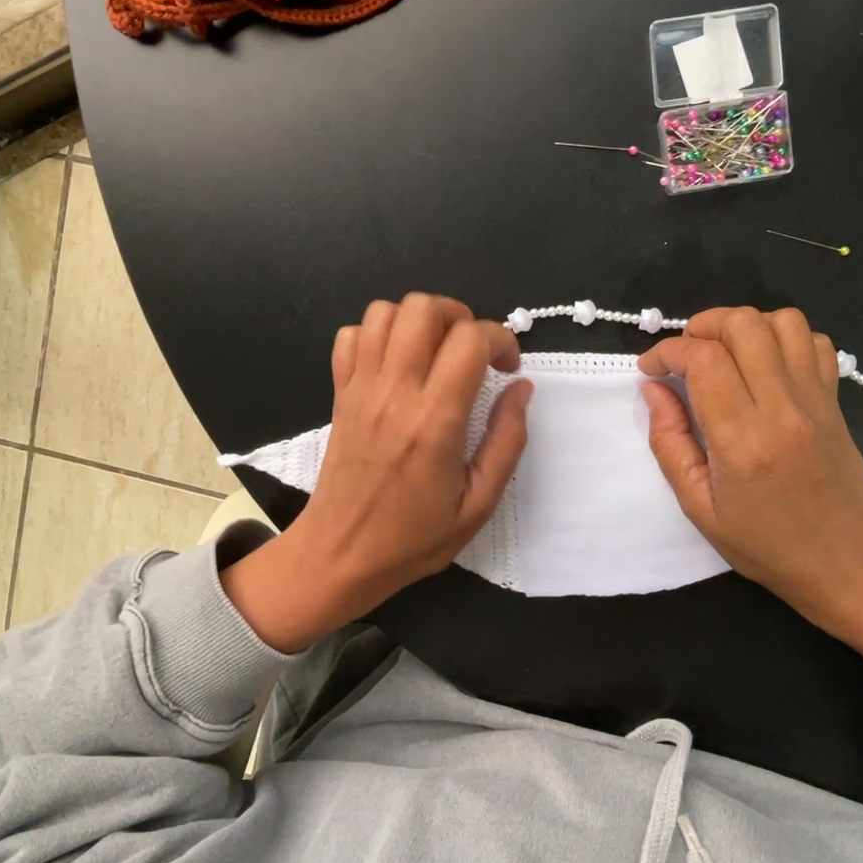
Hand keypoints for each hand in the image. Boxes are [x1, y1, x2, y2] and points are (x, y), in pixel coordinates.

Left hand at [222, 294, 531, 651]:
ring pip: (385, 311)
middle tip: (473, 354)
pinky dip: (378, 334)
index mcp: (434, 420)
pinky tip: (397, 363)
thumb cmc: (414, 537)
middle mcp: (394, 392)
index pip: (470, 339)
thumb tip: (522, 387)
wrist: (341, 554)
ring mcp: (361, 388)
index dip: (501, 340)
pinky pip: (352, 335)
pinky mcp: (340, 393)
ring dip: (420, 320)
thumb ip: (507, 441)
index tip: (507, 369)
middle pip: (424, 308)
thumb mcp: (479, 503)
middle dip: (461, 317)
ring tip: (437, 352)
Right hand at [642, 307, 862, 759]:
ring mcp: (816, 401)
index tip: (649, 369)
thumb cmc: (765, 547)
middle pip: (743, 325)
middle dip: (702, 326)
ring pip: (782, 322)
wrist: (847, 565)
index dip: (668, 350)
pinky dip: (784, 339)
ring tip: (724, 353)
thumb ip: (670, 444)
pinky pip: (815, 342)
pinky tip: (765, 366)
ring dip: (744, 326)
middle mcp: (784, 409)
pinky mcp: (836, 401)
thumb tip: (653, 390)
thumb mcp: (699, 508)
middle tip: (685, 355)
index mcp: (743, 441)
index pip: (704, 359)